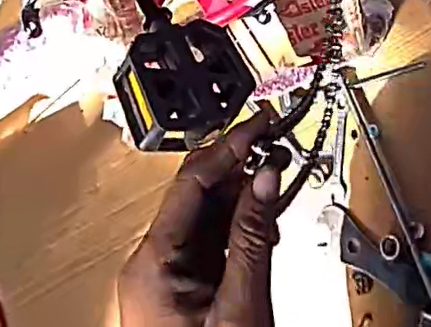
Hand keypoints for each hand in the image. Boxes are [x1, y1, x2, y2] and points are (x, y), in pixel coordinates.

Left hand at [118, 109, 281, 326]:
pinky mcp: (187, 284)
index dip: (231, 146)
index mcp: (152, 260)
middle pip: (199, 192)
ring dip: (245, 191)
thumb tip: (266, 173)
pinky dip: (243, 220)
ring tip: (277, 173)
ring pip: (209, 211)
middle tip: (275, 142)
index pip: (193, 180)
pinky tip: (266, 213)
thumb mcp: (240, 305)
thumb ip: (253, 233)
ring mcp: (170, 273)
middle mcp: (154, 259)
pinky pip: (215, 236)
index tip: (261, 124)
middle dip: (240, 165)